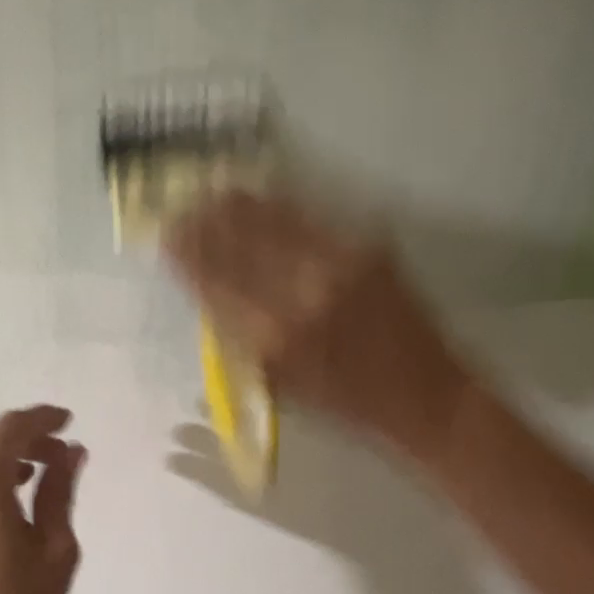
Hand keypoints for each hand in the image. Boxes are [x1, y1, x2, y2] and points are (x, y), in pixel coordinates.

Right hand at [166, 192, 472, 461]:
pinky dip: (280, 202)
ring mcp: (339, 264)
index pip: (217, 281)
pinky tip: (260, 193)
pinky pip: (312, 215)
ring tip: (212, 190)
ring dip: (238, 204)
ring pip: (274, 222)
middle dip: (206, 222)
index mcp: (276, 336)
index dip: (188, 255)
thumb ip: (238, 334)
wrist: (427, 395)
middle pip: (241, 244)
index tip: (166, 237)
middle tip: (182, 207)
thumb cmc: (344, 403)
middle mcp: (304, 293)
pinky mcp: (367, 247)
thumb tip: (203, 287)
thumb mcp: (279, 381)